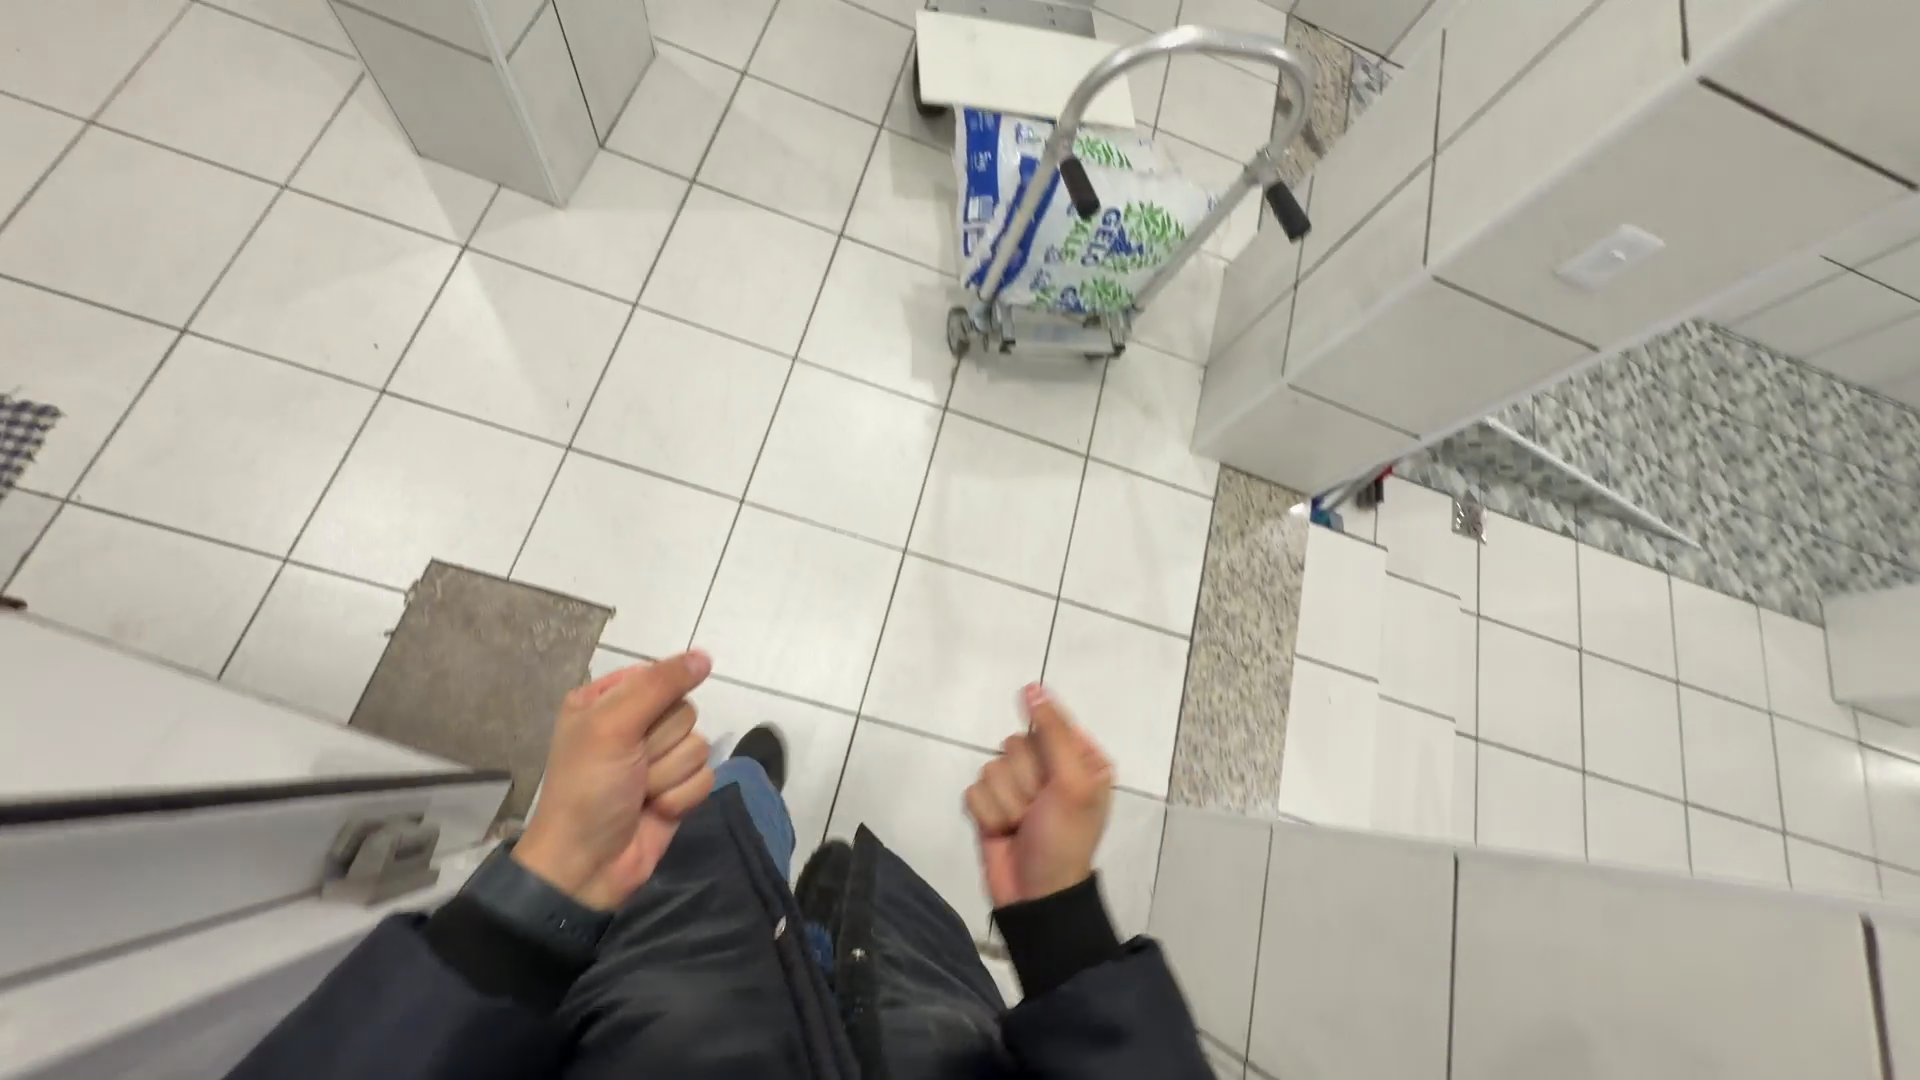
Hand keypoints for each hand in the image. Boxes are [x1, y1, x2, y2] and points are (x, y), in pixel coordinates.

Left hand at [513, 651, 715, 910]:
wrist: (586, 866)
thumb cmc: (588, 790)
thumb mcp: (612, 726)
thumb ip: (660, 685)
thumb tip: (704, 656)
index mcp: (607, 700)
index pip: (660, 676)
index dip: (655, 701)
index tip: (634, 724)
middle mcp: (634, 724)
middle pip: (686, 711)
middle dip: (662, 744)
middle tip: (632, 767)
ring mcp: (658, 758)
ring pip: (699, 745)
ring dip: (670, 775)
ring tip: (641, 793)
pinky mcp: (678, 787)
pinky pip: (706, 776)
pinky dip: (682, 796)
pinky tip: (656, 810)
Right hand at [965, 685, 1114, 907]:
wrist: (1036, 895)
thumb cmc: (1065, 838)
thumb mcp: (1073, 782)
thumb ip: (1053, 730)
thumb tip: (1031, 686)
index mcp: (1078, 756)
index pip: (1047, 722)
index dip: (1045, 751)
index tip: (1053, 778)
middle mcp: (1048, 766)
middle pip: (1014, 745)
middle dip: (1024, 782)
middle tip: (1040, 810)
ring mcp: (1016, 786)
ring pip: (991, 767)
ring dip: (1006, 803)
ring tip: (1022, 826)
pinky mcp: (990, 805)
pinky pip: (974, 790)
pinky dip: (987, 814)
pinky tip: (1002, 831)